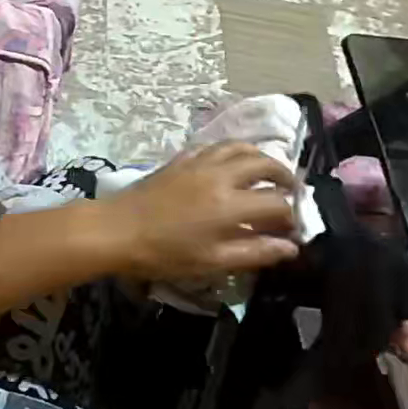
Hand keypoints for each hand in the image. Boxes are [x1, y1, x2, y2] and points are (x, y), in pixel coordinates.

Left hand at [99, 141, 300, 280]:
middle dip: (285, 177)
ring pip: (240, 147)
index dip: (291, 216)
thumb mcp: (211, 262)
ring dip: (260, 156)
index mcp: (231, 205)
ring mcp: (199, 163)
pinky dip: (231, 151)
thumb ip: (254, 252)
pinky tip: (229, 163)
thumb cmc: (163, 253)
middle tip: (290, 192)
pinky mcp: (180, 159)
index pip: (277, 203)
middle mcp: (221, 176)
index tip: (292, 229)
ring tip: (266, 171)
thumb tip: (290, 247)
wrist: (116, 230)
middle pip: (265, 164)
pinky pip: (214, 146)